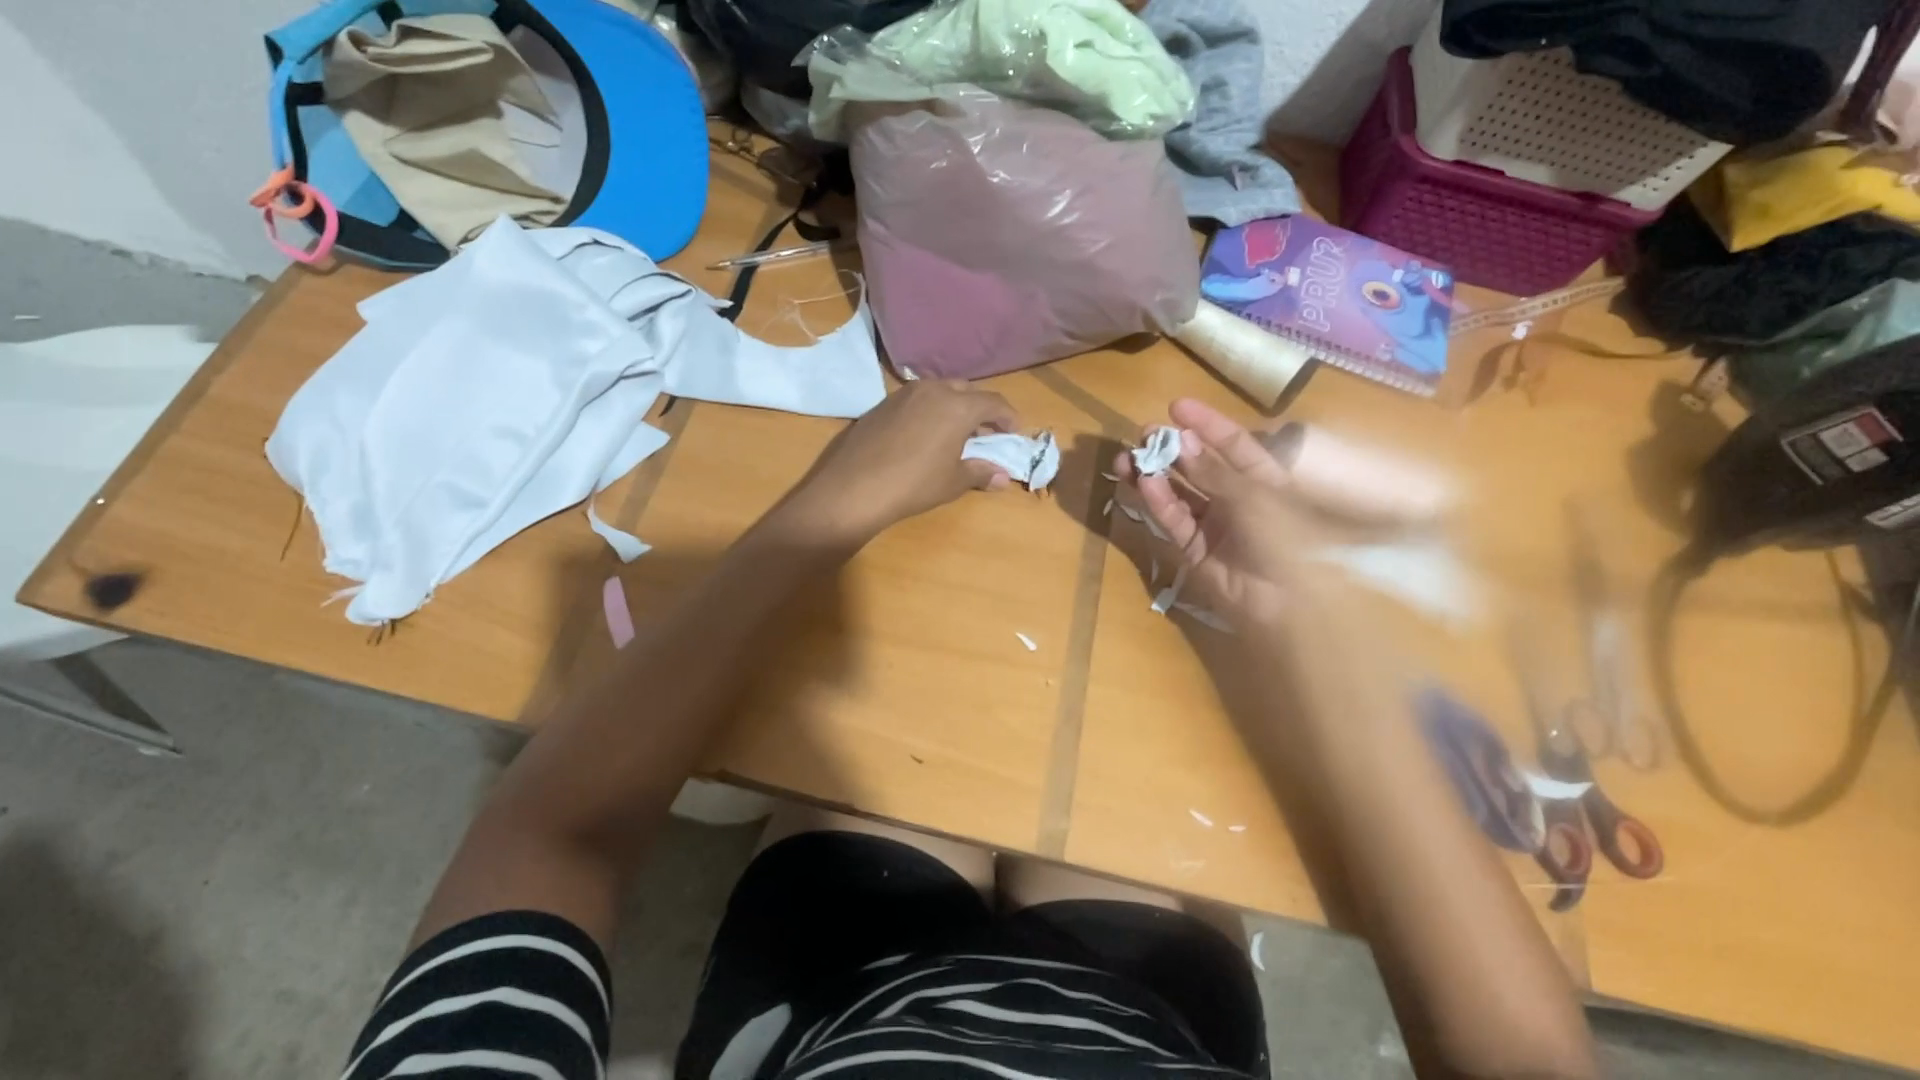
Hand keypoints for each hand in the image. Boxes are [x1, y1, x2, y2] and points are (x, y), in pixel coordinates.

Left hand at [777, 380, 1016, 545]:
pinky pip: (916, 400)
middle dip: (980, 409)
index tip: (1014, 431)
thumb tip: (1001, 476)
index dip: (1008, 417)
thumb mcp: (952, 481)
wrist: (854, 488)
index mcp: (958, 405)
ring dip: (953, 407)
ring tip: (956, 433)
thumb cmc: (913, 485)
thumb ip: (980, 472)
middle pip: (966, 391)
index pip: (993, 402)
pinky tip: (925, 435)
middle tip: (986, 432)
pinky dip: (929, 411)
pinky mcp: (881, 404)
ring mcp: (903, 394)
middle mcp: (932, 390)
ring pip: (938, 391)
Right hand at [1114, 398, 1306, 631]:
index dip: (1206, 423)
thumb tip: (1179, 439)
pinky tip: (1144, 484)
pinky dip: (1158, 502)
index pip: (1232, 443)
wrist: (1287, 601)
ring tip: (1129, 458)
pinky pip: (1174, 520)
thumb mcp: (1252, 495)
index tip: (1175, 406)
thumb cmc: (1283, 537)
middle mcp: (1236, 498)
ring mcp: (1214, 524)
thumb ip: (1212, 470)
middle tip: (1144, 433)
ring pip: (1179, 493)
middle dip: (1172, 449)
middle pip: (1199, 466)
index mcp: (1264, 479)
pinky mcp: (1194, 549)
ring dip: (1155, 474)